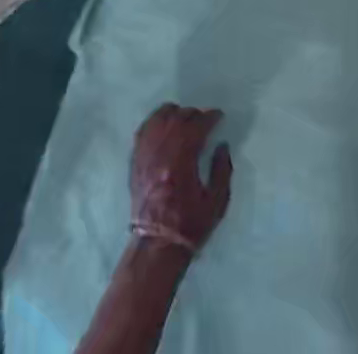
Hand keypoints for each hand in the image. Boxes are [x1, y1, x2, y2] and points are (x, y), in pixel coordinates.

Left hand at [129, 104, 233, 253]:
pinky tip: (164, 124)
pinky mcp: (135, 158)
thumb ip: (222, 170)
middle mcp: (161, 152)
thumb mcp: (217, 202)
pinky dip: (156, 120)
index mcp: (182, 161)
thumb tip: (222, 146)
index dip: (209, 118)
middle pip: (178, 118)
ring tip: (185, 119)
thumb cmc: (190, 225)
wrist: (157, 243)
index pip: (196, 127)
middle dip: (194, 114)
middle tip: (205, 120)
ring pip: (158, 117)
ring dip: (174, 113)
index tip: (219, 116)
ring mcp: (145, 153)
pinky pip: (144, 128)